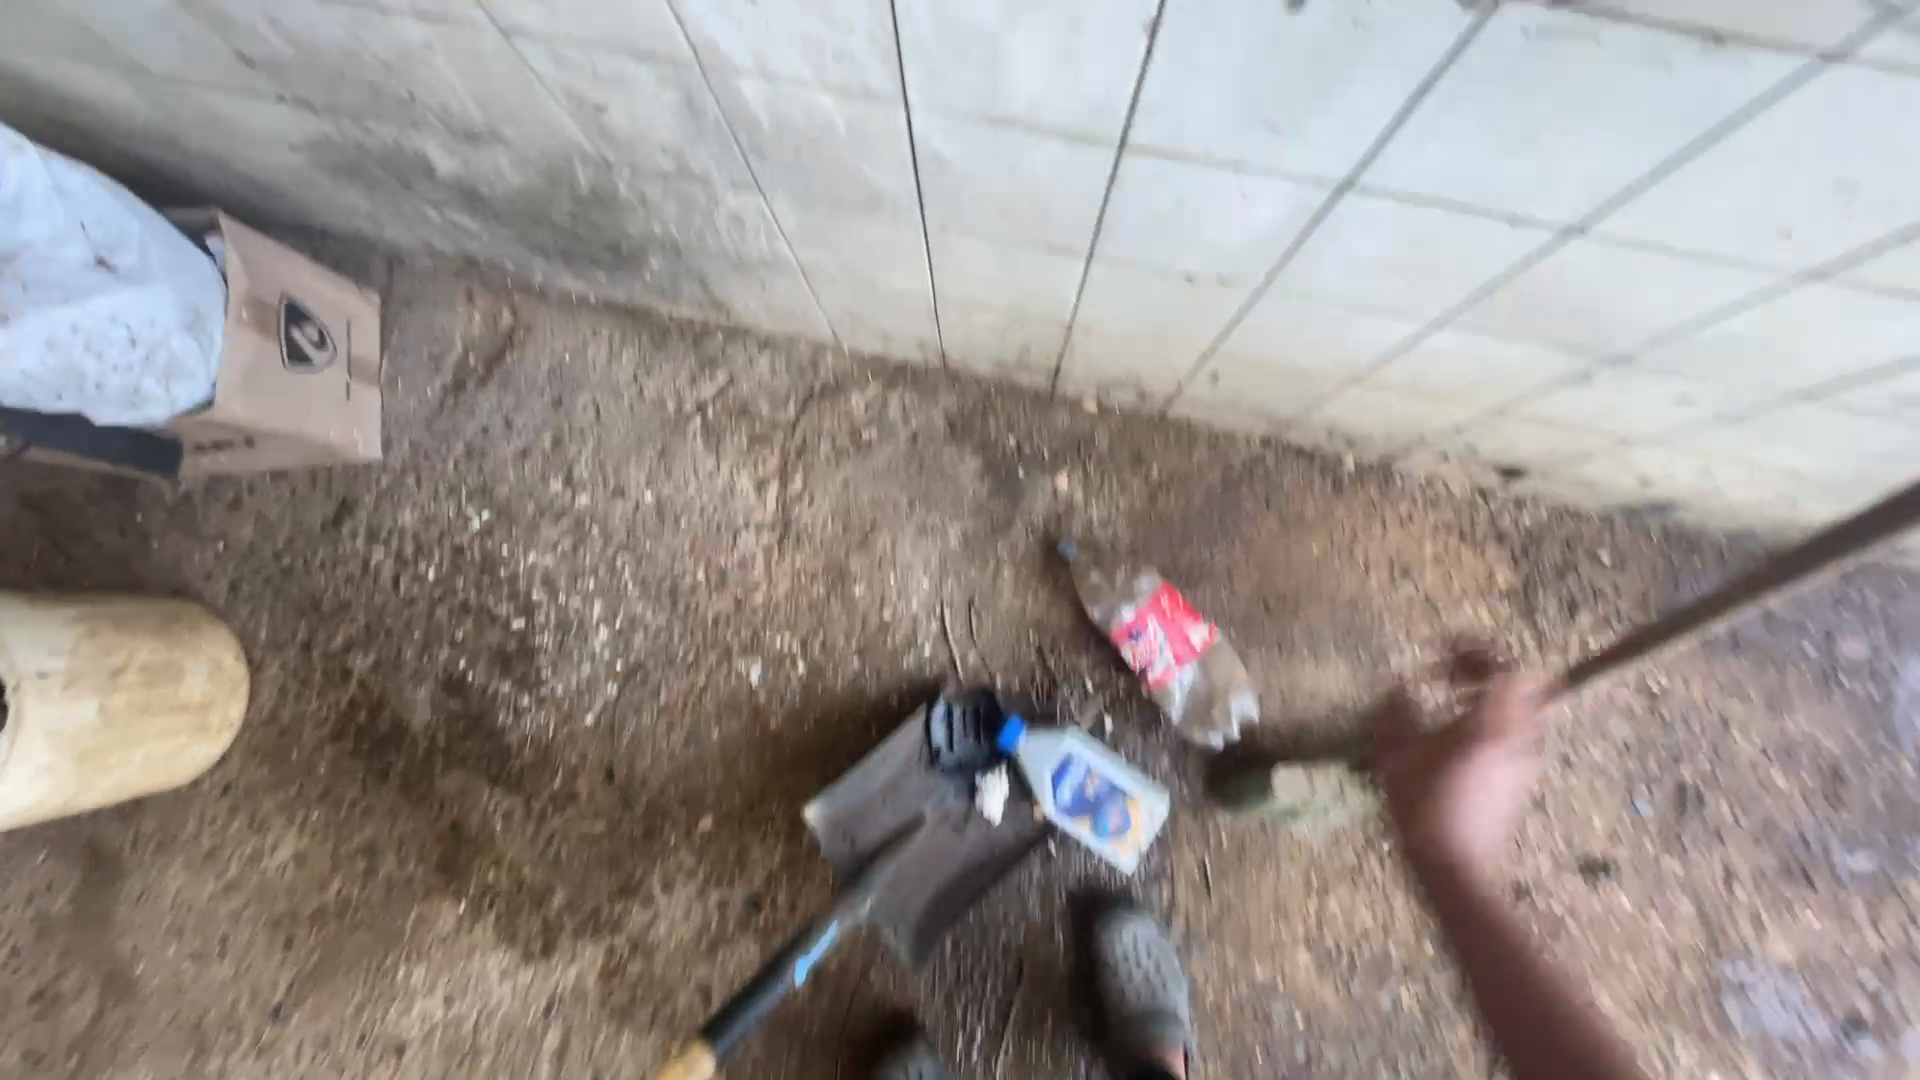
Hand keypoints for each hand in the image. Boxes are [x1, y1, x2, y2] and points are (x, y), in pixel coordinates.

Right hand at [1373, 656, 1547, 884]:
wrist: (1457, 866)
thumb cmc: (1422, 807)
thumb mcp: (1396, 755)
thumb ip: (1396, 714)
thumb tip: (1400, 688)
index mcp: (1490, 726)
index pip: (1505, 668)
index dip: (1476, 650)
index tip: (1443, 648)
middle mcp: (1519, 738)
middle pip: (1525, 683)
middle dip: (1487, 669)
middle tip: (1449, 672)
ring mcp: (1526, 759)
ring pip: (1524, 707)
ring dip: (1491, 693)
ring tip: (1449, 698)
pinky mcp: (1522, 776)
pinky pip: (1517, 730)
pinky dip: (1493, 717)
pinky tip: (1457, 732)